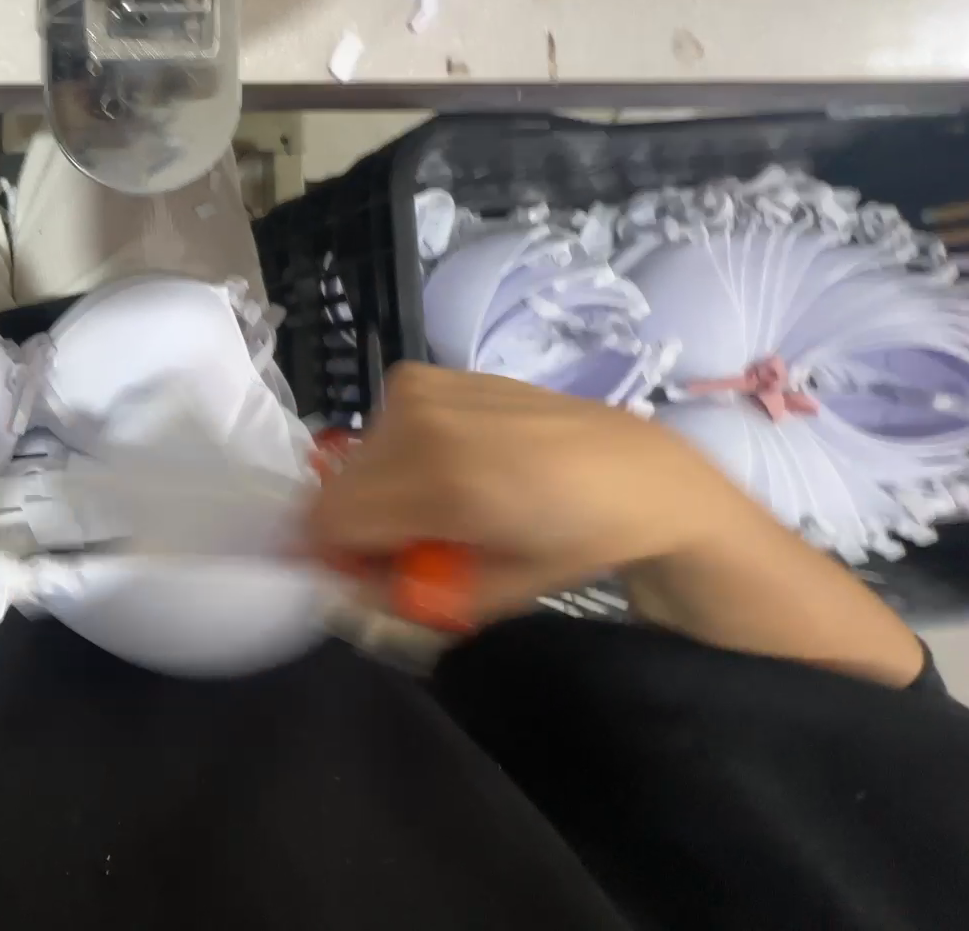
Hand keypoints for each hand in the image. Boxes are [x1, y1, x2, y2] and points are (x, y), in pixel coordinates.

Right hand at [308, 363, 755, 623]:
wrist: (638, 472)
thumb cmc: (575, 541)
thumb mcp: (492, 591)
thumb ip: (406, 593)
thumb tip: (343, 586)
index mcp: (445, 484)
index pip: (329, 519)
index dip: (331, 552)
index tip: (358, 568)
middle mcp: (420, 424)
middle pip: (336, 490)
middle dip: (355, 523)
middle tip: (403, 542)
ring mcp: (418, 391)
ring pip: (353, 461)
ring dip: (374, 490)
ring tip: (430, 503)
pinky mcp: (421, 376)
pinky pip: (375, 432)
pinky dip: (392, 457)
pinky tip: (442, 463)